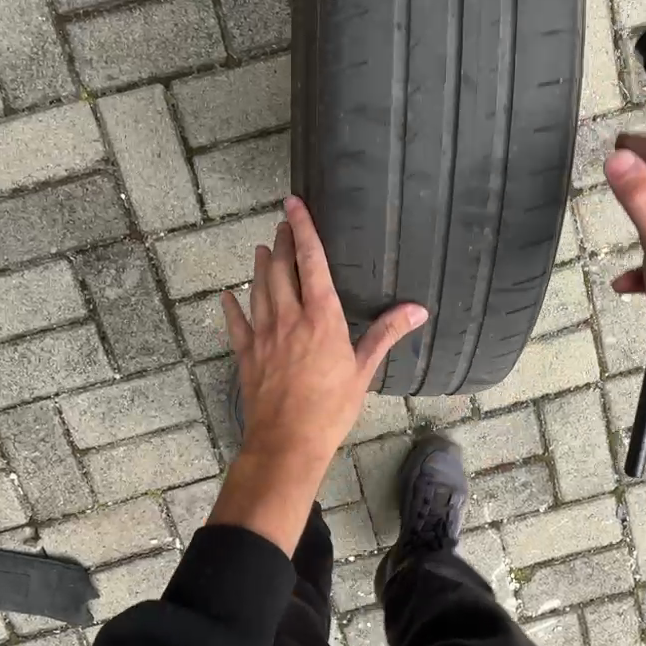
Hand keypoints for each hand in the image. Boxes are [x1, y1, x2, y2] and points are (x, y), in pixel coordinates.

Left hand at [207, 197, 426, 552]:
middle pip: (281, 268)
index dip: (303, 229)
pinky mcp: (246, 353)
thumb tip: (418, 310)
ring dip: (260, 266)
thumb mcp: (364, 369)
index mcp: (321, 316)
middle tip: (282, 223)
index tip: (292, 204)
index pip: (311, 261)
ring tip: (263, 248)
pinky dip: (232, 306)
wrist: (287, 441)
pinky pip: (236, 323)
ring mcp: (263, 334)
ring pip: (258, 288)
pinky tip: (227, 295)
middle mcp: (288, 317)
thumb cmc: (331, 407)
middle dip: (281, 242)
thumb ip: (386, 333)